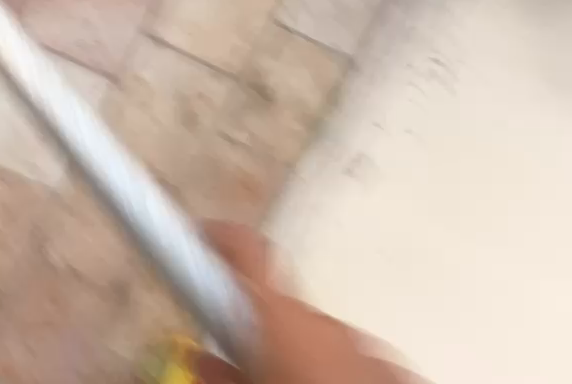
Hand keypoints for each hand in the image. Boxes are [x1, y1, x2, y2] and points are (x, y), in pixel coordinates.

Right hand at [193, 223, 409, 383]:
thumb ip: (219, 367)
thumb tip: (205, 359)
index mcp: (275, 313)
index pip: (247, 245)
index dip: (222, 234)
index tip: (203, 236)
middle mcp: (321, 321)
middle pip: (281, 302)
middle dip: (265, 322)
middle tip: (252, 354)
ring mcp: (367, 347)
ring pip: (322, 332)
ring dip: (306, 347)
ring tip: (298, 378)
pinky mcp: (398, 371)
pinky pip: (363, 359)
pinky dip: (346, 368)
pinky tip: (334, 383)